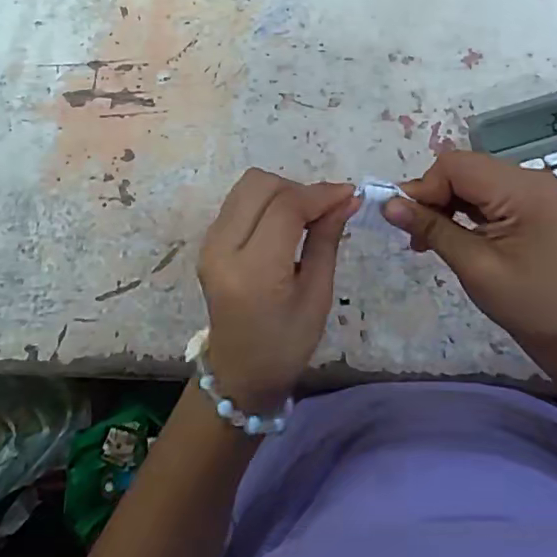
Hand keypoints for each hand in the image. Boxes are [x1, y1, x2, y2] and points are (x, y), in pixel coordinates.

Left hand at [197, 170, 357, 412]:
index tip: (349, 194)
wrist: (240, 371)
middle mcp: (222, 249)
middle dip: (298, 190)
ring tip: (305, 218)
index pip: (285, 208)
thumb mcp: (317, 295)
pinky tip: (284, 225)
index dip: (320, 194)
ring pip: (247, 187)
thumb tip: (346, 198)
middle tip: (324, 211)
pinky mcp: (207, 242)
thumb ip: (327, 240)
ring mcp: (209, 243)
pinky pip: (238, 202)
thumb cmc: (286, 343)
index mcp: (253, 271)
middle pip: (260, 185)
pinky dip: (265, 202)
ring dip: (280, 192)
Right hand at [381, 151, 556, 350]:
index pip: (457, 167)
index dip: (425, 188)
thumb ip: (430, 228)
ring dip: (441, 203)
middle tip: (415, 233)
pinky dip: (457, 208)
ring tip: (427, 238)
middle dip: (432, 196)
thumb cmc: (522, 301)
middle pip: (461, 169)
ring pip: (465, 178)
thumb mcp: (472, 265)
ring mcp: (527, 188)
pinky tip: (447, 232)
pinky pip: (478, 191)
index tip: (404, 219)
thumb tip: (388, 204)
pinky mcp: (523, 200)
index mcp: (523, 190)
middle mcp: (528, 178)